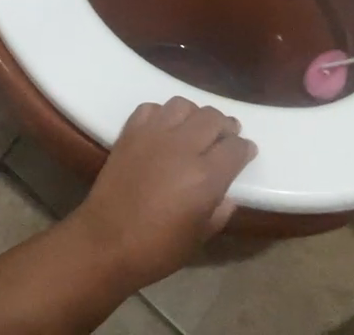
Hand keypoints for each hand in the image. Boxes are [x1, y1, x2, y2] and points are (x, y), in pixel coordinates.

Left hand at [69, 97, 256, 287]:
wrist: (107, 240)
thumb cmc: (157, 248)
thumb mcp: (200, 237)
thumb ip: (219, 210)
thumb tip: (227, 193)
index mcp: (205, 176)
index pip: (235, 148)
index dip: (245, 148)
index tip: (246, 150)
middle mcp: (182, 146)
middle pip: (212, 118)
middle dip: (225, 125)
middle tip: (227, 134)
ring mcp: (153, 134)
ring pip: (182, 105)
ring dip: (195, 114)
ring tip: (196, 128)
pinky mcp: (130, 131)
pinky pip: (151, 108)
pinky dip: (162, 113)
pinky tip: (164, 128)